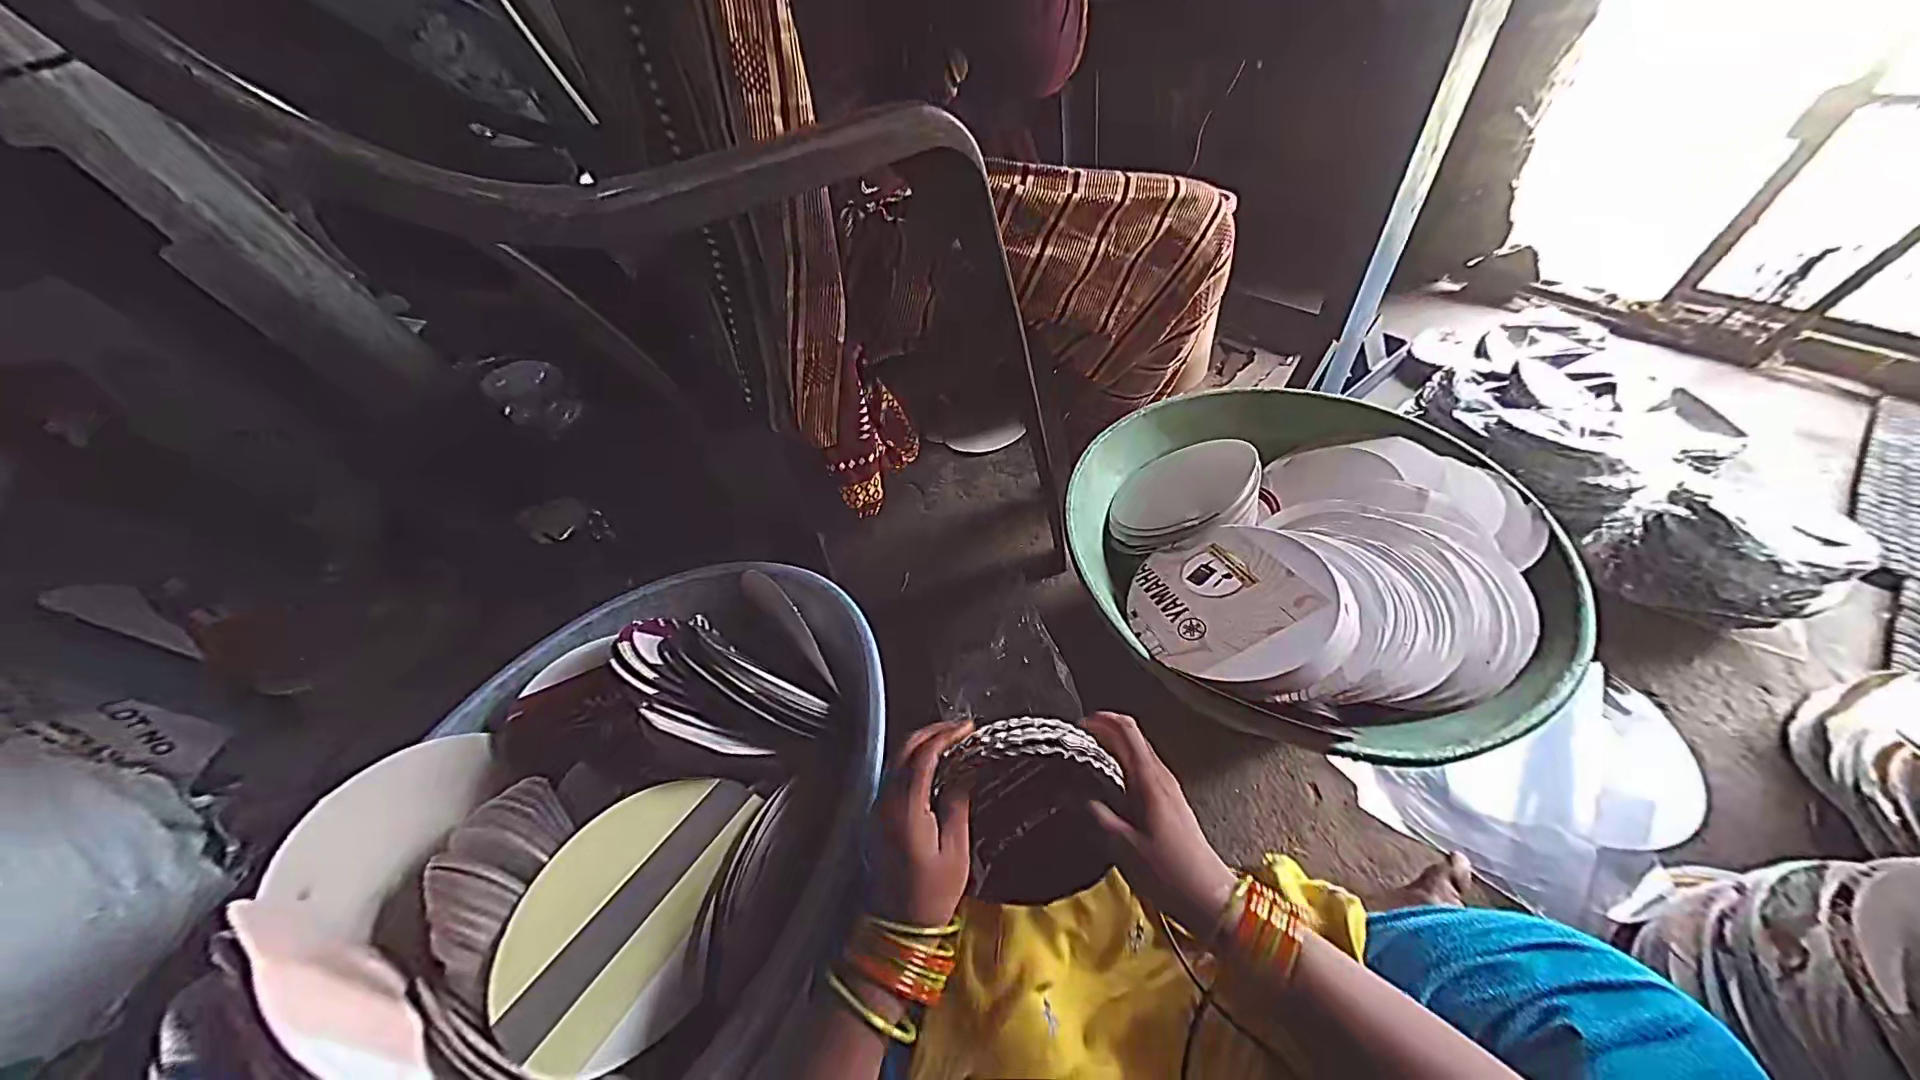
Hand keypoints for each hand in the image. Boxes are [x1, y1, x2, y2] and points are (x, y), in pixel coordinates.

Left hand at [873, 718, 973, 925]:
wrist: (899, 927)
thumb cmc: (929, 896)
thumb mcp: (955, 850)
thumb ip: (957, 804)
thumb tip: (965, 773)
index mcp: (906, 810)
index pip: (923, 756)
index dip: (946, 736)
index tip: (966, 729)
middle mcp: (886, 804)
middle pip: (904, 749)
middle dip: (933, 732)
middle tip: (959, 729)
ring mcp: (879, 809)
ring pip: (897, 760)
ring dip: (923, 744)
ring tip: (951, 742)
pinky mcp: (879, 817)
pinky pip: (895, 776)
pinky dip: (915, 762)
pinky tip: (934, 765)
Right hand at [1083, 711, 1237, 935]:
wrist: (1208, 896)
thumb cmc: (1169, 872)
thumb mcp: (1121, 845)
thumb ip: (1094, 814)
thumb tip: (1072, 794)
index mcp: (1149, 780)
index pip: (1127, 730)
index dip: (1101, 720)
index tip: (1080, 725)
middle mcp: (1162, 777)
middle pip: (1133, 735)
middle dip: (1104, 729)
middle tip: (1079, 740)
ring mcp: (1169, 788)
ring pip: (1139, 751)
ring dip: (1114, 746)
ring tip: (1090, 758)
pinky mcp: (1171, 801)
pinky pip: (1144, 768)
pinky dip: (1124, 763)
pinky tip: (1111, 782)